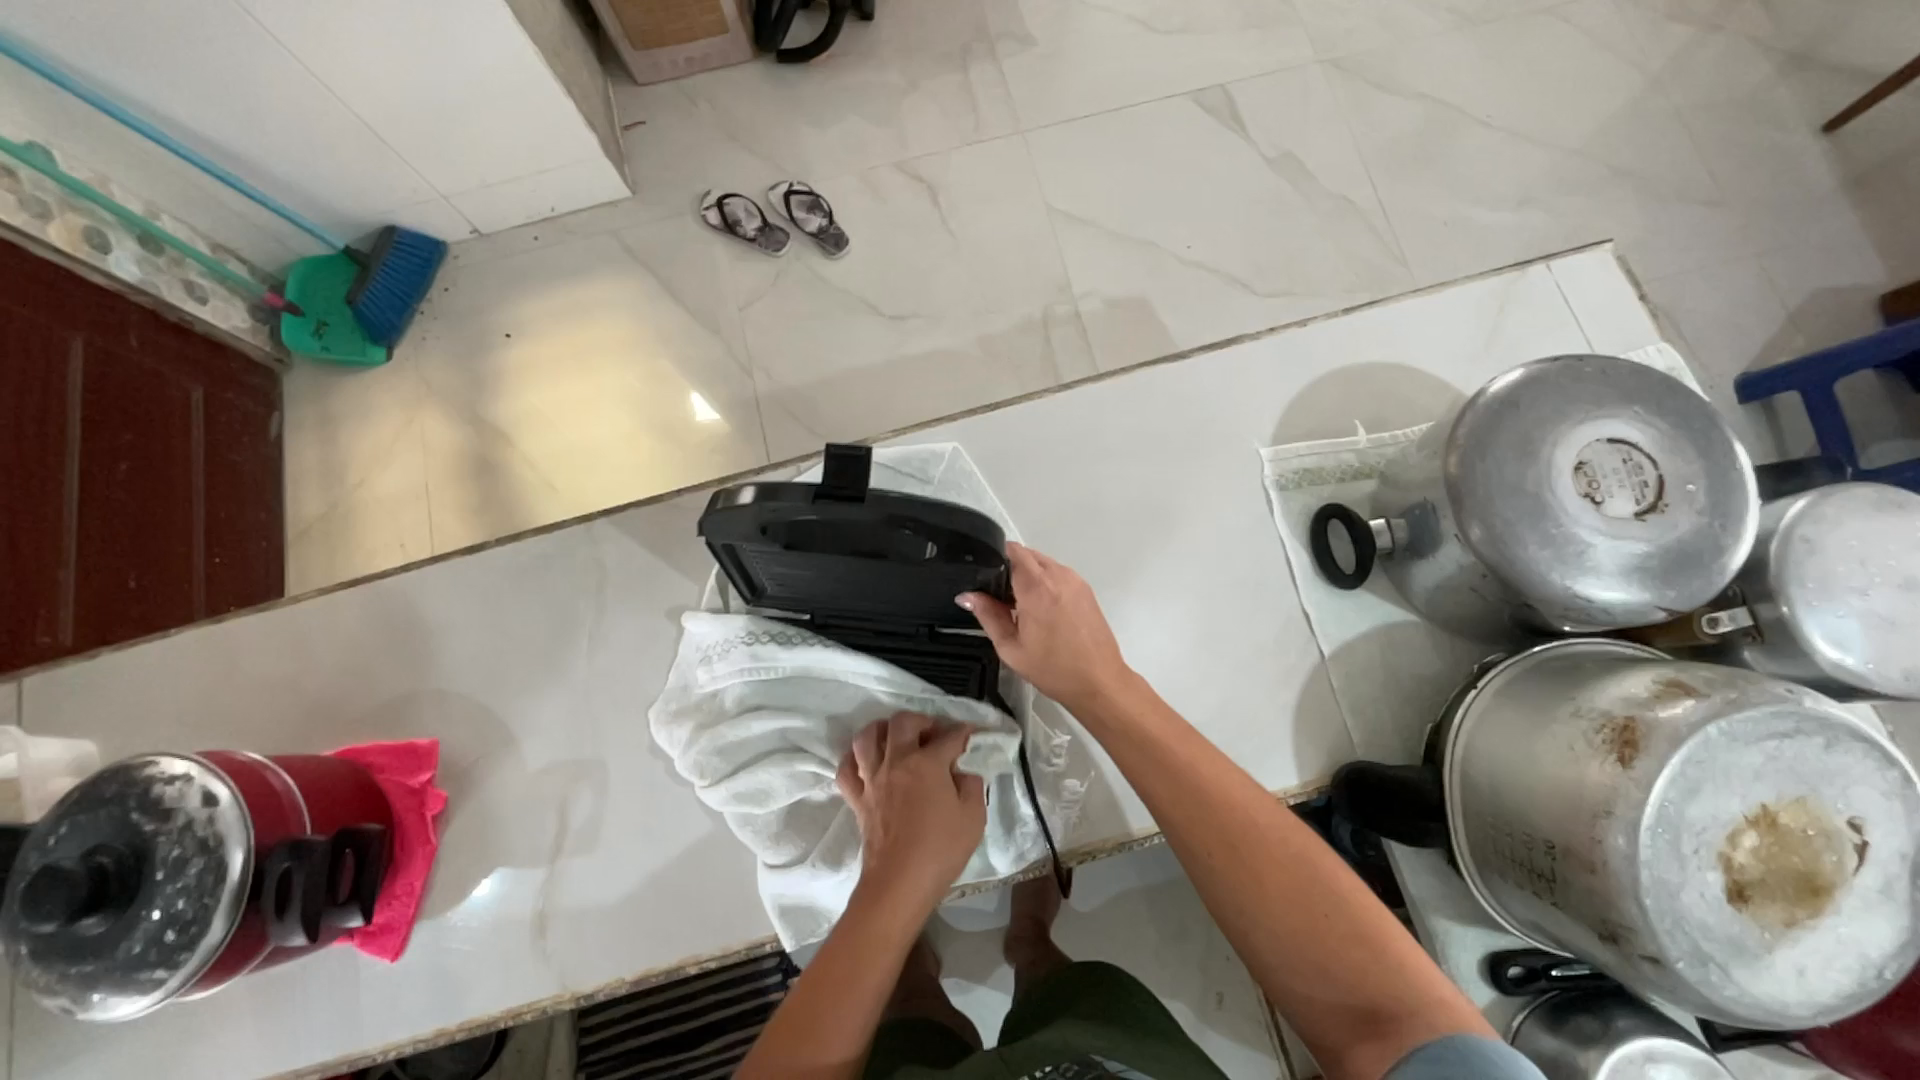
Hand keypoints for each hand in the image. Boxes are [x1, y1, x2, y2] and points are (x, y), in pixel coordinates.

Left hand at [837, 713, 986, 912]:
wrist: (900, 882)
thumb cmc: (941, 849)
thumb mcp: (974, 817)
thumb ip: (972, 786)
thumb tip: (962, 773)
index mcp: (927, 763)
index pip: (948, 737)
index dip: (962, 733)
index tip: (970, 735)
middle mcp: (896, 762)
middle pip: (903, 723)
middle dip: (922, 720)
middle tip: (934, 733)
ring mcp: (872, 779)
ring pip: (867, 737)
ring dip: (883, 729)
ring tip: (896, 737)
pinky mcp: (857, 799)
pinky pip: (847, 769)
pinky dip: (854, 759)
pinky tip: (866, 762)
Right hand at [958, 543, 1134, 714]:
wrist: (1099, 681)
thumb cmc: (1053, 669)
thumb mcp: (1011, 647)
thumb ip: (988, 615)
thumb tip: (967, 595)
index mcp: (1037, 587)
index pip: (1012, 551)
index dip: (995, 558)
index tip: (985, 577)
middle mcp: (1058, 575)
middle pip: (1027, 554)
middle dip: (1010, 568)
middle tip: (1000, 596)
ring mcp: (1075, 580)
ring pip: (1043, 563)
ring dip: (1029, 575)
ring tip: (1020, 606)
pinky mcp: (1085, 589)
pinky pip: (1058, 573)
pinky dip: (1046, 582)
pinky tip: (1041, 610)